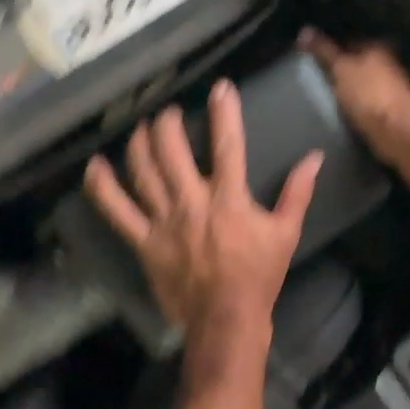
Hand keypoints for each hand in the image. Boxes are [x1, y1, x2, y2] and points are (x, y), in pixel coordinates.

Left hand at [84, 79, 322, 359]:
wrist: (226, 320)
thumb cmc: (259, 276)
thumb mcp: (287, 232)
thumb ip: (298, 192)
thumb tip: (314, 158)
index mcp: (229, 199)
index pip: (227, 145)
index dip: (224, 112)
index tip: (219, 88)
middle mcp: (192, 203)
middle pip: (172, 151)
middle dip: (168, 124)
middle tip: (168, 112)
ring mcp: (164, 222)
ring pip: (143, 172)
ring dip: (139, 144)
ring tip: (141, 128)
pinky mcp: (144, 242)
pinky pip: (117, 211)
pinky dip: (103, 187)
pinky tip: (95, 166)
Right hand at [299, 28, 409, 165]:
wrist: (398, 133)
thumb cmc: (369, 95)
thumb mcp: (341, 68)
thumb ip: (323, 50)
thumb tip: (304, 30)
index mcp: (377, 46)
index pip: (347, 38)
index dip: (326, 44)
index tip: (306, 53)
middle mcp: (386, 63)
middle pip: (353, 61)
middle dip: (335, 67)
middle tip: (308, 74)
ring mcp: (388, 87)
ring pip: (358, 82)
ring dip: (342, 87)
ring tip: (317, 93)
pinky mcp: (386, 109)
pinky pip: (362, 101)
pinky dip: (351, 104)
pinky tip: (335, 109)